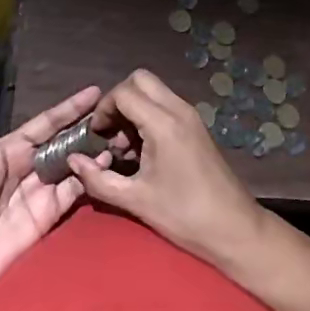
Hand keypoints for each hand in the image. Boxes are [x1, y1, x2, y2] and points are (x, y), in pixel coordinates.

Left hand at [0, 84, 109, 305]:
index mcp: (6, 153)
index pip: (42, 125)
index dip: (67, 109)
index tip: (93, 92)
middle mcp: (27, 168)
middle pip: (62, 141)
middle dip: (86, 126)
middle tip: (115, 111)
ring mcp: (40, 194)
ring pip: (72, 165)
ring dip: (93, 150)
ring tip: (119, 135)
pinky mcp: (49, 218)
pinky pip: (73, 193)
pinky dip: (90, 179)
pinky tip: (107, 165)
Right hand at [67, 69, 271, 265]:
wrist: (236, 230)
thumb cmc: (185, 216)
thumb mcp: (135, 200)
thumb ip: (98, 179)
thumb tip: (73, 161)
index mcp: (163, 124)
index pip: (123, 93)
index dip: (103, 110)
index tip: (96, 135)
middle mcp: (178, 110)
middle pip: (140, 80)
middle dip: (118, 100)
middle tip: (109, 131)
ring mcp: (191, 117)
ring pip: (154, 91)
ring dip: (134, 109)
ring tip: (124, 147)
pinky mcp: (197, 127)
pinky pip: (166, 105)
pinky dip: (149, 116)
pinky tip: (143, 152)